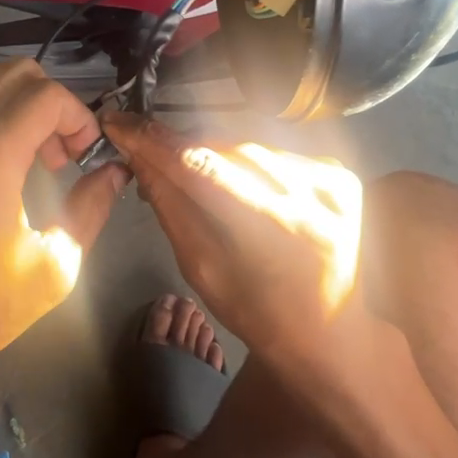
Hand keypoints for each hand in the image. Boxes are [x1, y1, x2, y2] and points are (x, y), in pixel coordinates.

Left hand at [0, 53, 130, 382]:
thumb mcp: (52, 268)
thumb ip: (90, 209)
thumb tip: (115, 172)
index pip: (46, 94)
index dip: (78, 116)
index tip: (84, 155)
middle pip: (14, 72)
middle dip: (49, 102)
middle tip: (57, 155)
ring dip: (12, 95)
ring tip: (22, 145)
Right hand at [104, 116, 364, 363]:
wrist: (332, 335)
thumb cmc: (259, 314)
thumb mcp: (202, 270)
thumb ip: (172, 209)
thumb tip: (138, 158)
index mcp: (274, 232)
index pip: (197, 168)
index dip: (151, 142)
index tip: (117, 122)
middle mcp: (311, 196)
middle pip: (224, 149)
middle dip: (177, 144)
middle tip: (142, 144)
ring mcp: (332, 180)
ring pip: (249, 144)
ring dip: (210, 149)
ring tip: (182, 163)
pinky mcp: (339, 173)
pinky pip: (274, 150)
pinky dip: (244, 157)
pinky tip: (229, 173)